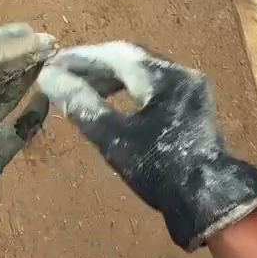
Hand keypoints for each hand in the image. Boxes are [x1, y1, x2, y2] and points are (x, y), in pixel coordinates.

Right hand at [39, 41, 256, 249]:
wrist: (207, 202)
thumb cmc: (159, 169)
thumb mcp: (114, 137)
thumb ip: (81, 103)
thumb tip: (49, 78)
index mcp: (164, 77)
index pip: (114, 54)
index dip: (81, 57)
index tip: (53, 63)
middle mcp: (179, 73)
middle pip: (128, 59)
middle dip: (93, 65)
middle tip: (63, 73)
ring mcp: (187, 87)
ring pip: (138, 70)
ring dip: (107, 76)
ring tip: (79, 85)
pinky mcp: (188, 103)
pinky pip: (149, 84)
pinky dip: (124, 86)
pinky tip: (106, 96)